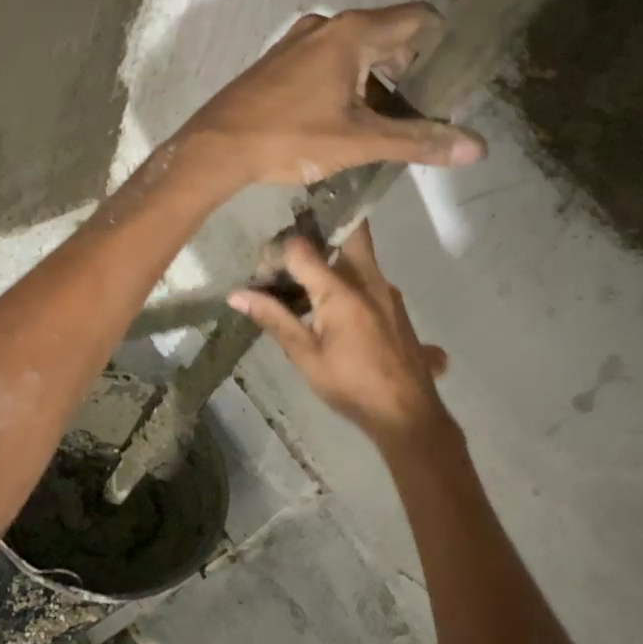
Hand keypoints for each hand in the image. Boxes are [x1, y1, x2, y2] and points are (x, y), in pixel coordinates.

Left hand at [175, 4, 485, 185]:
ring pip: (356, 52)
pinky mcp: (279, 62)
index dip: (443, 43)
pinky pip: (327, 62)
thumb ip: (418, 141)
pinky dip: (346, 83)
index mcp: (353, 32)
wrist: (216, 147)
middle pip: (388, 35)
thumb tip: (477, 148)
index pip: (419, 18)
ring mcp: (298, 42)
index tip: (454, 77)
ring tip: (386, 123)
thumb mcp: (359, 142)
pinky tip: (345, 120)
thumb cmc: (290, 139)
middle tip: (422, 110)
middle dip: (409, 70)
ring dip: (376, 81)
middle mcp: (328, 26)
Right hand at [228, 223, 452, 441]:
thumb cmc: (350, 385)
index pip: (303, 250)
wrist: (406, 414)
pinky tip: (336, 310)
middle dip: (326, 229)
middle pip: (353, 233)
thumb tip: (236, 294)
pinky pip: (372, 281)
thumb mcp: (305, 355)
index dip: (279, 252)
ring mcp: (389, 294)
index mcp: (342, 290)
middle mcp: (370, 281)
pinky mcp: (397, 309)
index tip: (264, 267)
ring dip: (337, 257)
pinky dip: (351, 282)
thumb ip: (274, 318)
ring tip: (308, 279)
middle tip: (298, 245)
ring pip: (363, 258)